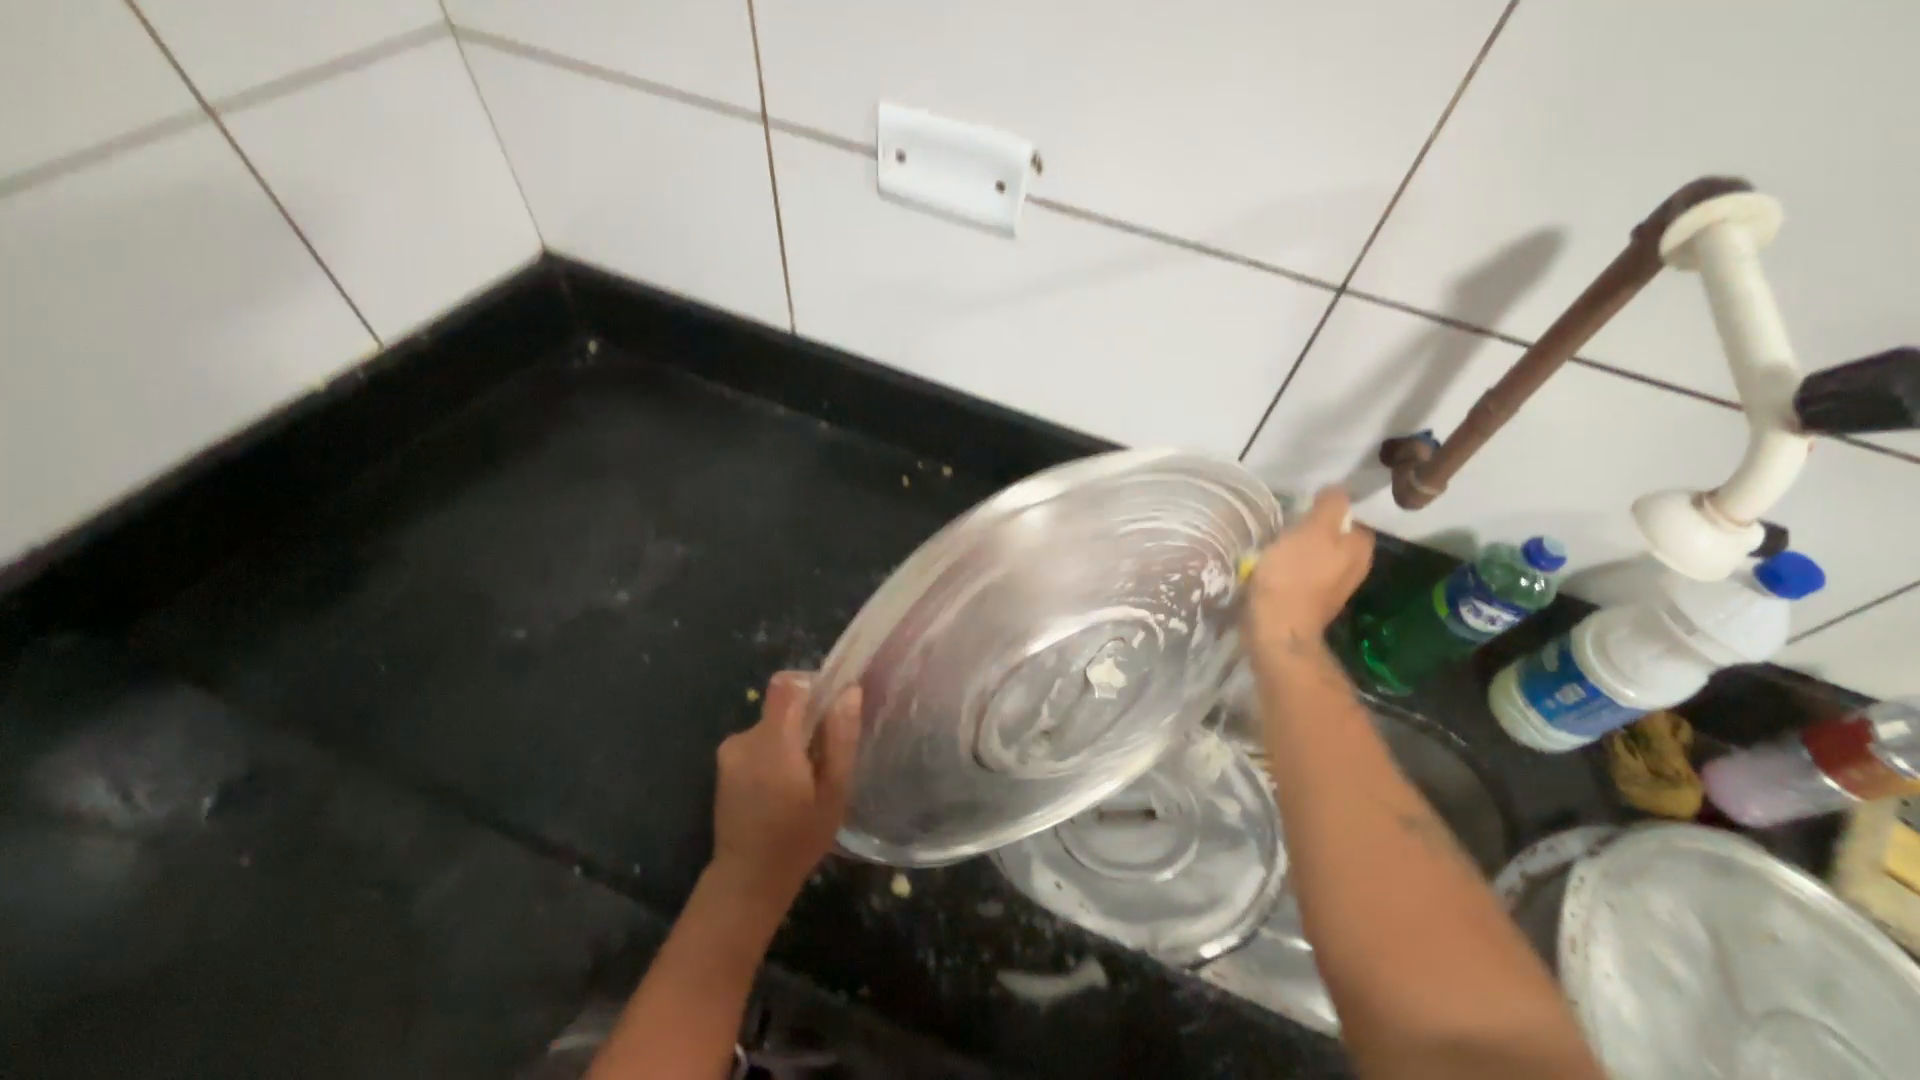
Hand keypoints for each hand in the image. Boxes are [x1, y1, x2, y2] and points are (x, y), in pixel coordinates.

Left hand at [708, 671, 860, 908]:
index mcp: (772, 743)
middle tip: (826, 759)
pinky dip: (775, 754)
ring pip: (771, 725)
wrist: (747, 879)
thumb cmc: (798, 839)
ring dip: (790, 740)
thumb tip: (849, 692)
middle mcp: (744, 738)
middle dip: (806, 722)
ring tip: (806, 780)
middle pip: (781, 706)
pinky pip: (758, 742)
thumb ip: (840, 739)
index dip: (812, 687)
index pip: (787, 684)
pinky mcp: (724, 765)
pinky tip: (785, 788)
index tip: (832, 712)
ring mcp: (729, 752)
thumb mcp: (834, 793)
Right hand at [1244, 487, 1373, 652]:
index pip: (1349, 517)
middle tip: (1283, 528)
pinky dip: (1288, 571)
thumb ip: (1329, 506)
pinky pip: (1301, 576)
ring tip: (1272, 548)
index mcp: (1360, 549)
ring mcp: (1333, 589)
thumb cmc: (1294, 576)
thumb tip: (1337, 491)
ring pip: (1315, 557)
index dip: (1326, 511)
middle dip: (1309, 531)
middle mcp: (1354, 568)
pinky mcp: (1310, 603)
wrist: (1277, 630)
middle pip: (1331, 537)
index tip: (1301, 511)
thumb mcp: (1313, 530)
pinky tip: (1271, 571)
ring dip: (1296, 551)